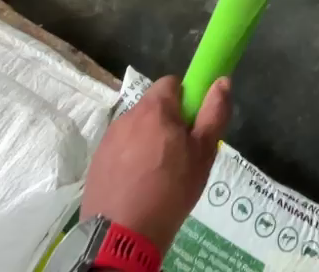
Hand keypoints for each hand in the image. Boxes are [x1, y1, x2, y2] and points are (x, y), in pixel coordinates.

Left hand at [81, 76, 231, 251]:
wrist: (122, 238)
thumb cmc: (170, 190)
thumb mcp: (204, 152)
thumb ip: (214, 112)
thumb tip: (222, 80)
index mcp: (155, 108)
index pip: (172, 83)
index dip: (186, 99)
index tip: (192, 124)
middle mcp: (127, 117)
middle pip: (154, 107)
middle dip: (168, 122)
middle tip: (181, 153)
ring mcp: (108, 141)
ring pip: (137, 130)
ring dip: (148, 141)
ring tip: (159, 174)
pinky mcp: (96, 164)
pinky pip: (120, 150)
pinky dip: (130, 160)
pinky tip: (138, 185)